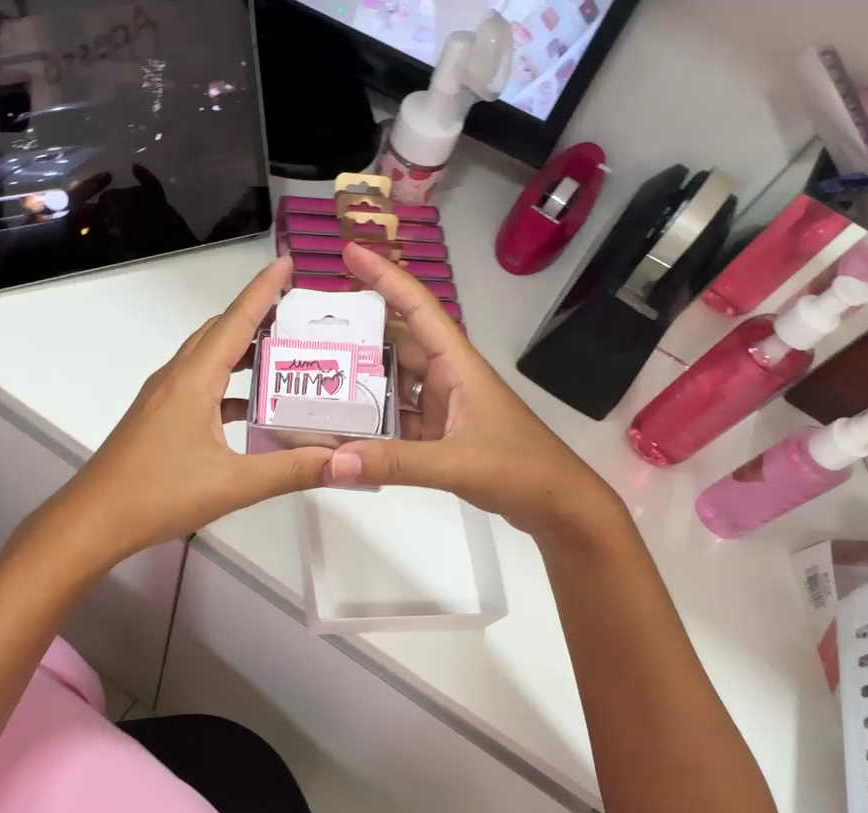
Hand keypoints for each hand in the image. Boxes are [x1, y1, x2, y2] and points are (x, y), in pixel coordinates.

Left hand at [39, 256, 332, 564]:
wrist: (95, 519)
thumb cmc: (158, 495)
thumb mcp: (233, 484)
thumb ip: (292, 471)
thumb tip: (345, 462)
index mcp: (193, 380)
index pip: (235, 321)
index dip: (264, 290)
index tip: (291, 263)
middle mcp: (176, 379)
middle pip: (220, 333)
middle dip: (259, 318)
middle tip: (300, 315)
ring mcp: (162, 399)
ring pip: (208, 360)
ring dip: (243, 353)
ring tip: (284, 357)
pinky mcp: (158, 420)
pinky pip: (199, 387)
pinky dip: (228, 386)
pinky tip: (251, 408)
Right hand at [325, 243, 620, 537]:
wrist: (556, 504)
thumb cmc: (519, 469)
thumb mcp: (456, 463)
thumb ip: (395, 463)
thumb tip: (334, 462)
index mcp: (458, 366)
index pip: (418, 308)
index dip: (384, 277)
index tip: (349, 253)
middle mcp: (448, 379)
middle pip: (398, 344)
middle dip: (359, 333)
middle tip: (310, 329)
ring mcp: (445, 408)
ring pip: (395, 384)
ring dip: (362, 382)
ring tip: (315, 377)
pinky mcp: (442, 436)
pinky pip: (399, 420)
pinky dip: (373, 423)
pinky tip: (343, 429)